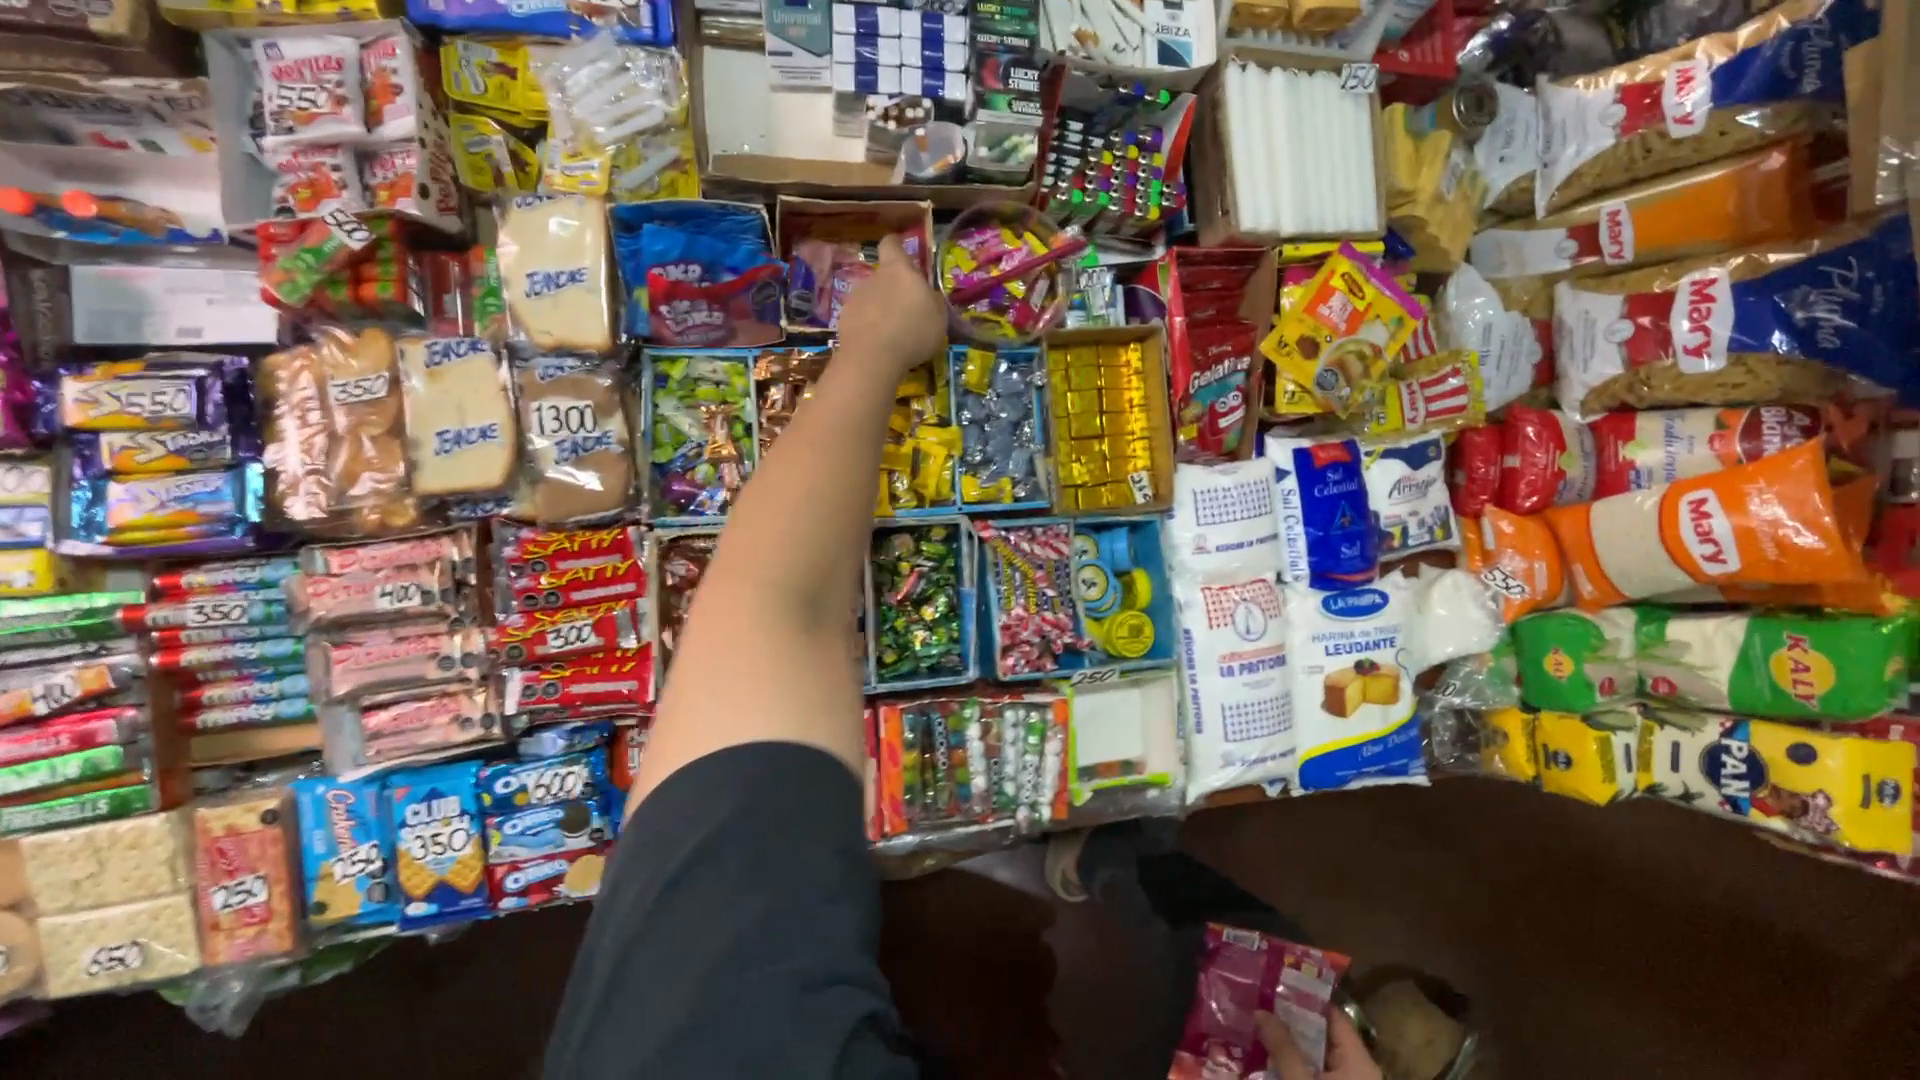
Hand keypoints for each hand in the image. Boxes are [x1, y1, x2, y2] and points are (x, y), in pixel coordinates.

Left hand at [835, 234, 946, 376]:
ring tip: (891, 334)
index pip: (891, 244)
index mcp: (897, 270)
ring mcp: (854, 299)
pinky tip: (877, 345)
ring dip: (879, 310)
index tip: (903, 256)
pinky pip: (860, 318)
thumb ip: (933, 301)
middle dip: (892, 290)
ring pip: (870, 298)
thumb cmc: (912, 331)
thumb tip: (928, 295)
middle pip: (882, 277)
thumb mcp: (939, 317)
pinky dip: (867, 327)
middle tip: (906, 313)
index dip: (896, 247)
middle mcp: (872, 278)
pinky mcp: (843, 320)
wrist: (872, 359)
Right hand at [1257, 1009, 1381, 1079]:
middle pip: (1325, 1037)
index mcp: (1359, 1061)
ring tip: (1259, 1031)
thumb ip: (1282, 1046)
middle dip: (1292, 1023)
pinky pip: (1320, 1078)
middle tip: (1259, 1007)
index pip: (1334, 1015)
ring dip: (1292, 1047)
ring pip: (1320, 1059)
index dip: (1304, 998)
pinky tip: (1272, 1065)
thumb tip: (1261, 1010)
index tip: (1273, 984)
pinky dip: (1299, 1069)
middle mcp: (1361, 1072)